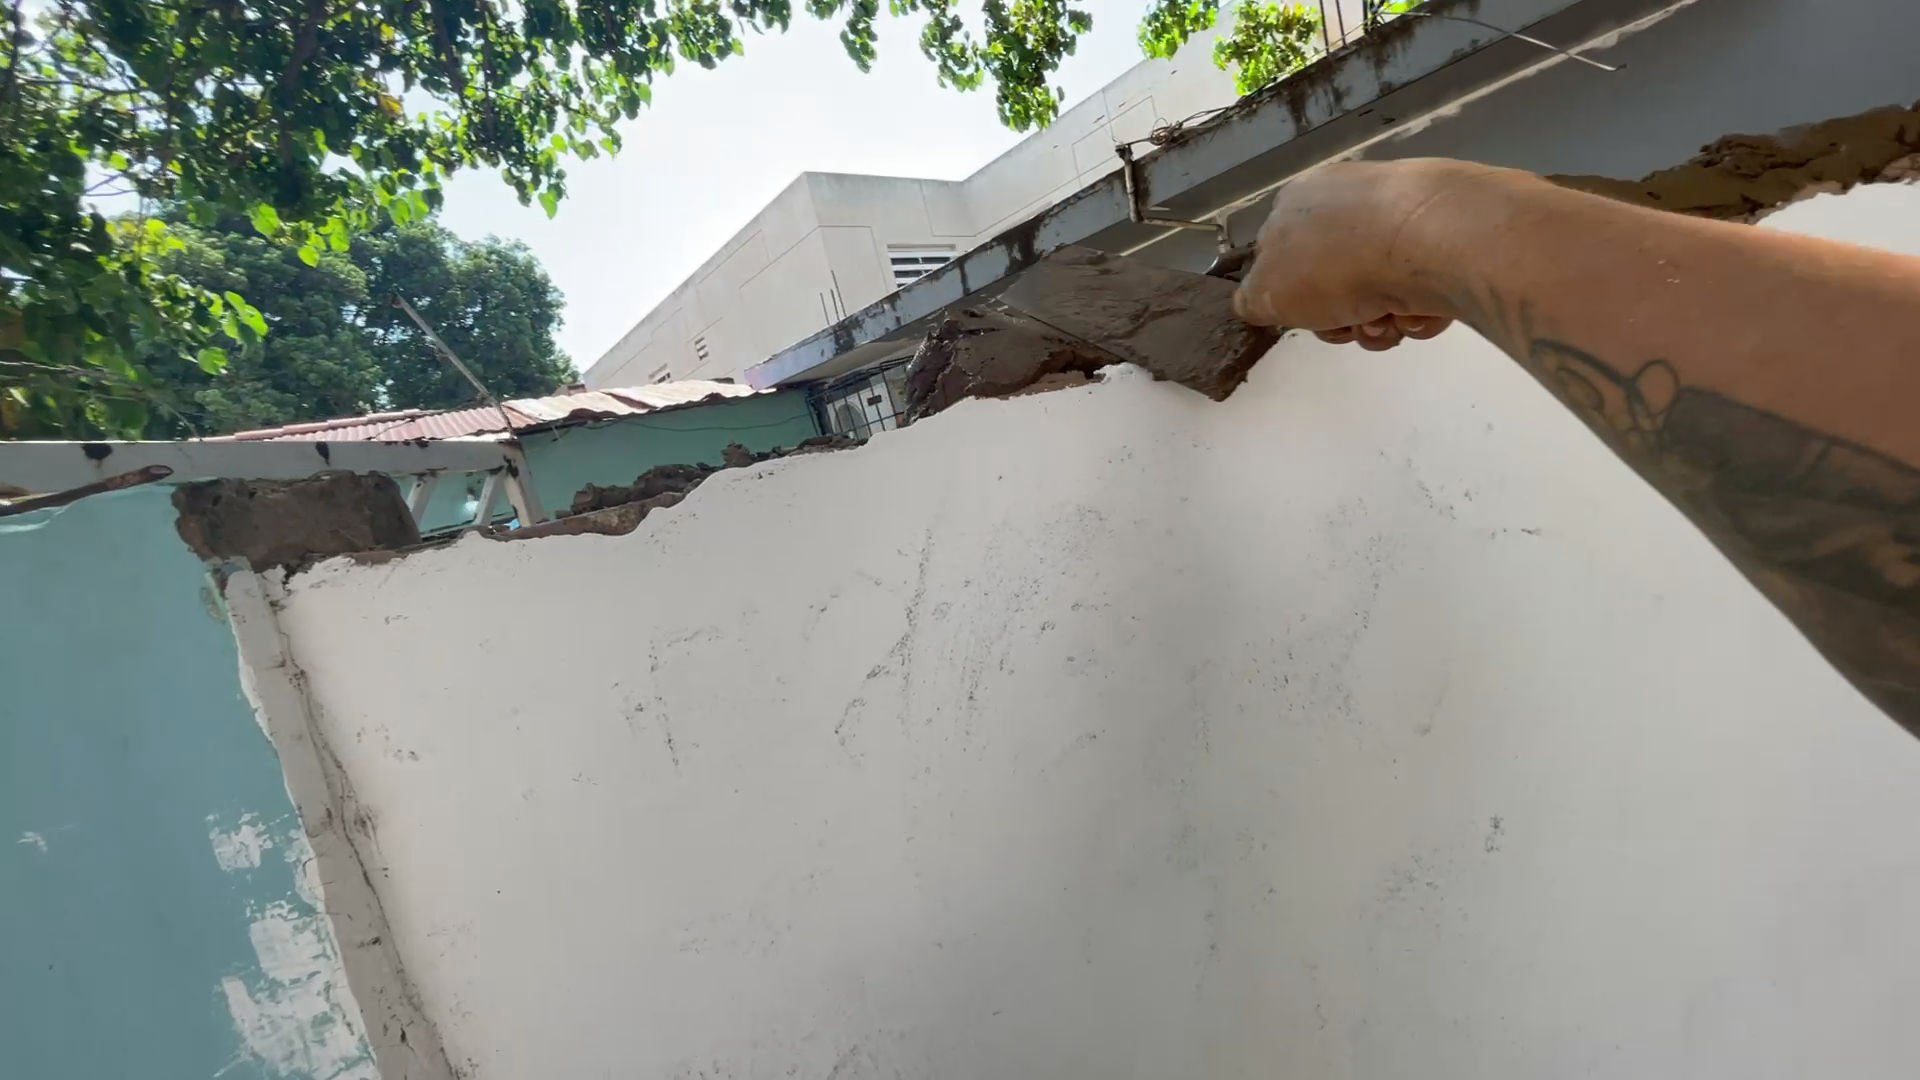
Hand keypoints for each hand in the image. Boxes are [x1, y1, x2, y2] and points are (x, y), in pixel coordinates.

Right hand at [1232, 158, 1503, 349]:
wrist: (1431, 241)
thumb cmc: (1334, 264)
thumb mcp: (1262, 295)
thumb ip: (1249, 301)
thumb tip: (1257, 301)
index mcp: (1295, 202)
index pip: (1278, 258)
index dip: (1288, 298)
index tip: (1301, 316)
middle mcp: (1344, 200)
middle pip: (1328, 283)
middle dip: (1336, 319)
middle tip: (1346, 325)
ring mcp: (1396, 212)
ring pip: (1372, 293)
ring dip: (1373, 323)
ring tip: (1386, 321)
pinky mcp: (1442, 231)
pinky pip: (1416, 287)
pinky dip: (1413, 310)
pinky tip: (1417, 310)